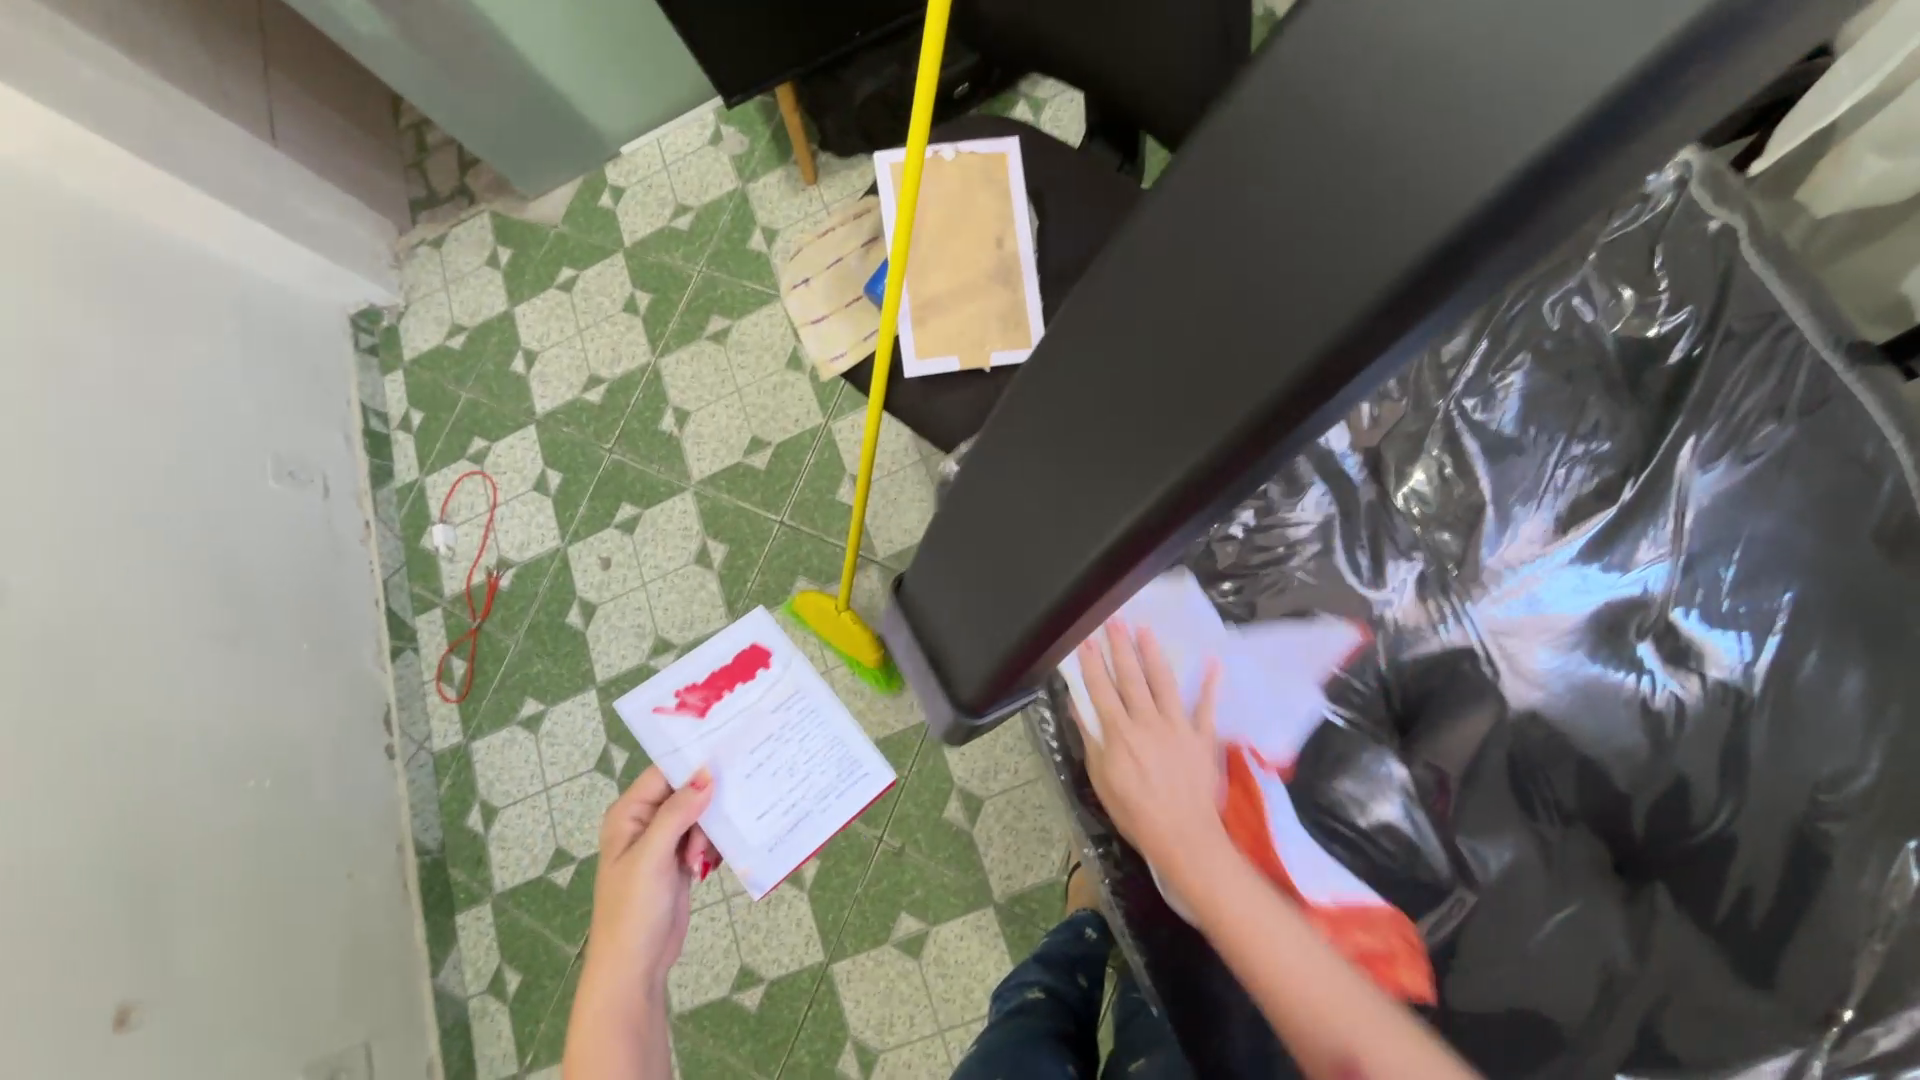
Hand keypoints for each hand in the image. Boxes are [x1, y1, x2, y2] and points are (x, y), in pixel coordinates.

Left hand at [582, 766, 719, 999]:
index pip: (664, 773)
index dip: (693, 763)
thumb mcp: (652, 856)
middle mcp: (646, 822)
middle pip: (686, 791)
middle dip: (706, 802)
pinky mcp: (680, 860)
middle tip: (721, 817)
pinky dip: (713, 844)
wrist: (635, 965)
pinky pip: (704, 837)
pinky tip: (712, 862)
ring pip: (700, 815)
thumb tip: (706, 774)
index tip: (728, 754)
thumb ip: (678, 812)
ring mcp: (664, 842)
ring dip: (709, 830)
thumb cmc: (633, 909)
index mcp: (630, 814)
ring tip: (701, 858)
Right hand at [1072, 620, 1229, 889]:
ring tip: (1145, 630)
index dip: (1093, 664)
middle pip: (1131, 678)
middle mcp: (1147, 722)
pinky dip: (1210, 684)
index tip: (1086, 640)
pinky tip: (1212, 662)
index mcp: (1119, 733)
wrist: (1183, 836)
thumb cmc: (1135, 813)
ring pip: (1163, 682)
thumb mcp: (1101, 780)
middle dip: (1121, 648)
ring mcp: (1178, 726)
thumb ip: (1092, 741)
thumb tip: (1080, 709)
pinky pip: (1206, 706)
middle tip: (1115, 621)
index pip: (1101, 690)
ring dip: (1153, 654)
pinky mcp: (1202, 737)